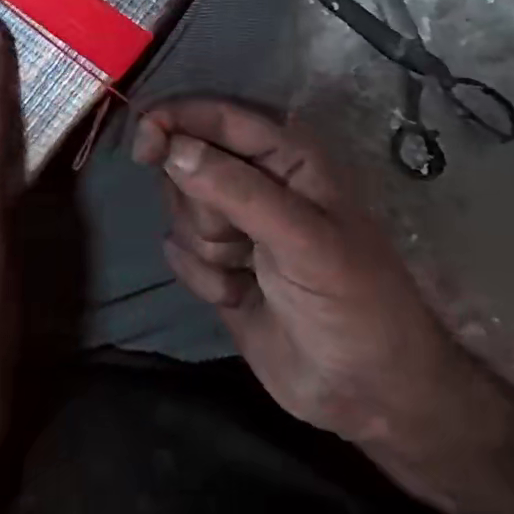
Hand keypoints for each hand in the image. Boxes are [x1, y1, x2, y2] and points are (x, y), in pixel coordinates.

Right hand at [132, 99, 483, 448]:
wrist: (369, 396)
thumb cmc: (356, 305)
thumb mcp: (304, 242)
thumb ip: (237, 190)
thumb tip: (170, 147)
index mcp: (286, 158)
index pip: (217, 117)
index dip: (174, 121)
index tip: (144, 147)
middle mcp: (254, 181)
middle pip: (185, 163)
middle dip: (198, 205)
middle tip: (237, 240)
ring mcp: (233, 223)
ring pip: (177, 208)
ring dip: (204, 245)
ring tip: (245, 272)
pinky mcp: (214, 262)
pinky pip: (177, 250)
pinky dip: (202, 276)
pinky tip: (236, 295)